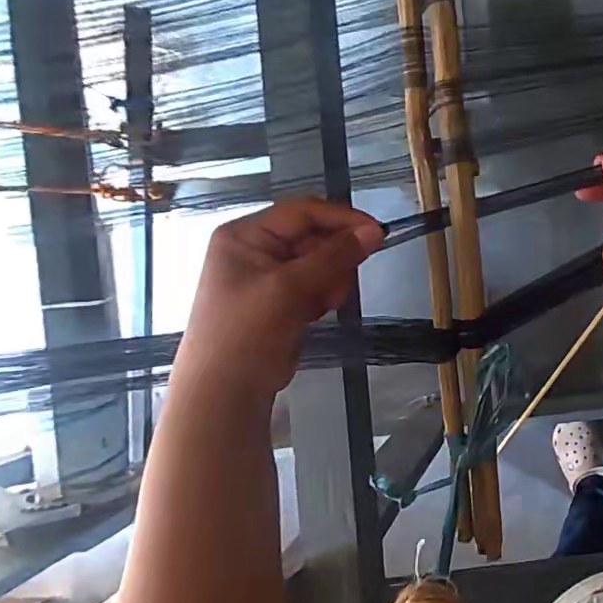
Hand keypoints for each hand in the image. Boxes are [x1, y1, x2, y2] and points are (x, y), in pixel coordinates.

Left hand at [177, 198, 384, 401]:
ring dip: (329, 281)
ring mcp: (268, 276)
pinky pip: (316, 284)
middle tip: (337, 286)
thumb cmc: (246, 332)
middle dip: (333, 260)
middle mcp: (255, 249)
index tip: (377, 233)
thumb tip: (375, 231)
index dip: (342, 219)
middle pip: (313, 236)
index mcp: (245, 235)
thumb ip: (334, 256)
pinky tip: (315, 314)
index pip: (302, 211)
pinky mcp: (281, 300)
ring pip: (320, 262)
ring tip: (321, 306)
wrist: (225, 391)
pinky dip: (322, 296)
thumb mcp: (290, 288)